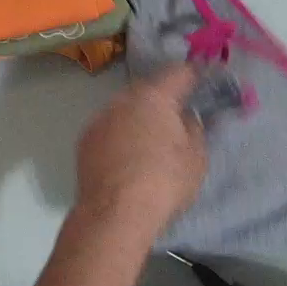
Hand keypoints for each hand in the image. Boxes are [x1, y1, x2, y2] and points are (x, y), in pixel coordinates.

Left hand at [73, 64, 207, 236]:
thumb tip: (186, 117)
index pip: (178, 73)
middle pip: (148, 90)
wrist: (115, 212)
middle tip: (176, 116)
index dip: (193, 75)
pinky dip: (119, 135)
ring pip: (124, 109)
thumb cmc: (163, 182)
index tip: (202, 80)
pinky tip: (125, 156)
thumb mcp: (196, 157)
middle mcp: (122, 99)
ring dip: (137, 117)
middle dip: (162, 99)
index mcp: (154, 96)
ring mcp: (99, 118)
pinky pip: (108, 129)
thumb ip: (193, 128)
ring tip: (149, 140)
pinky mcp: (84, 140)